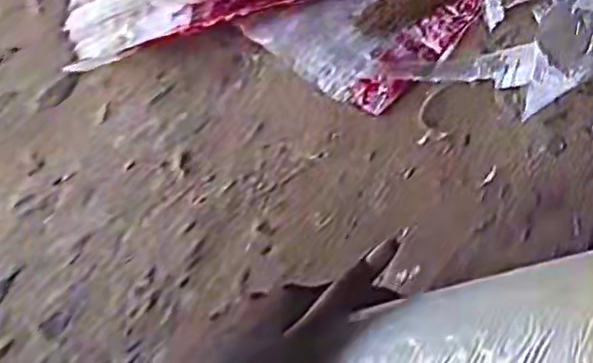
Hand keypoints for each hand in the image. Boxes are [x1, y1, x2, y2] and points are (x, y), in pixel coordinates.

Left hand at [187, 238, 401, 362]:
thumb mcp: (306, 342)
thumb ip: (344, 295)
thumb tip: (390, 242)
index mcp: (289, 296)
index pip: (345, 287)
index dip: (373, 294)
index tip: (395, 305)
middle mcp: (260, 298)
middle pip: (306, 303)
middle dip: (326, 315)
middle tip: (343, 340)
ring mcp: (225, 319)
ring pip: (271, 321)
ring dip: (287, 333)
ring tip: (293, 356)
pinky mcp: (197, 344)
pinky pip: (239, 338)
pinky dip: (254, 347)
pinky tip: (251, 359)